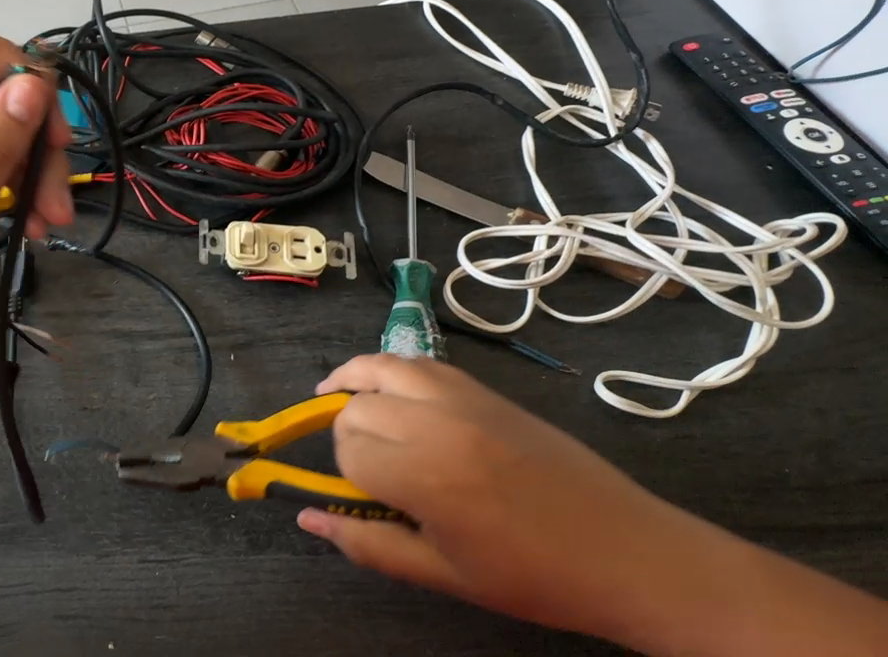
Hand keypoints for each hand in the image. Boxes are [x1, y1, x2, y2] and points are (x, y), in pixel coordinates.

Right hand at [300, 355, 723, 644]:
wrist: (633, 555)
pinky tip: (387, 388)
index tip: (371, 496)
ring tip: (339, 397)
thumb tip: (306, 518)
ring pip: (378, 367)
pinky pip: (419, 363)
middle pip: (355, 408)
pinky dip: (390, 370)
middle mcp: (434, 424)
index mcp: (424, 476)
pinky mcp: (483, 390)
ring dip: (353, 382)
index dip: (348, 474)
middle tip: (374, 467)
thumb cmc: (535, 577)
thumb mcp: (445, 575)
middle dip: (349, 433)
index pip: (348, 451)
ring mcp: (460, 400)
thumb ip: (367, 543)